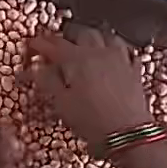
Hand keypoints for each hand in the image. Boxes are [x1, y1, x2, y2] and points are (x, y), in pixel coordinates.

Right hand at [26, 26, 155, 147]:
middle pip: (81, 33)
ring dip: (92, 37)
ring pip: (105, 36)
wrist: (127, 134)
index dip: (40, 43)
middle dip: (67, 35)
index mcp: (76, 59)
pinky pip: (126, 50)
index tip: (32, 44)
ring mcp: (119, 59)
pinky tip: (113, 53)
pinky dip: (116, 47)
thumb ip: (48, 80)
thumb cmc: (90, 120)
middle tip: (57, 43)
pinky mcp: (134, 70)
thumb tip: (35, 68)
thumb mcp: (61, 103)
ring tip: (84, 42)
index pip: (54, 44)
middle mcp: (98, 52)